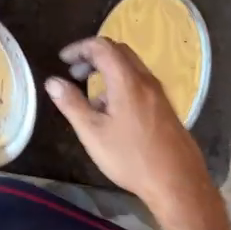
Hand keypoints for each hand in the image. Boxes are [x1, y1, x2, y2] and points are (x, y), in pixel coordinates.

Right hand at [46, 38, 210, 207]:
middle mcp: (146, 80)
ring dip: (107, 70)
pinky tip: (112, 113)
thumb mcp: (93, 133)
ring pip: (131, 67)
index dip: (80, 48)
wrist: (178, 183)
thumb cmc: (131, 158)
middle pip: (119, 51)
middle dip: (93, 56)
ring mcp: (159, 93)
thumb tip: (52, 81)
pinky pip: (140, 83)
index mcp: (127, 81)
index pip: (102, 47)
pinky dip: (121, 84)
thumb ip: (71, 104)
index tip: (63, 60)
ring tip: (90, 97)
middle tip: (74, 72)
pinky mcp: (165, 107)